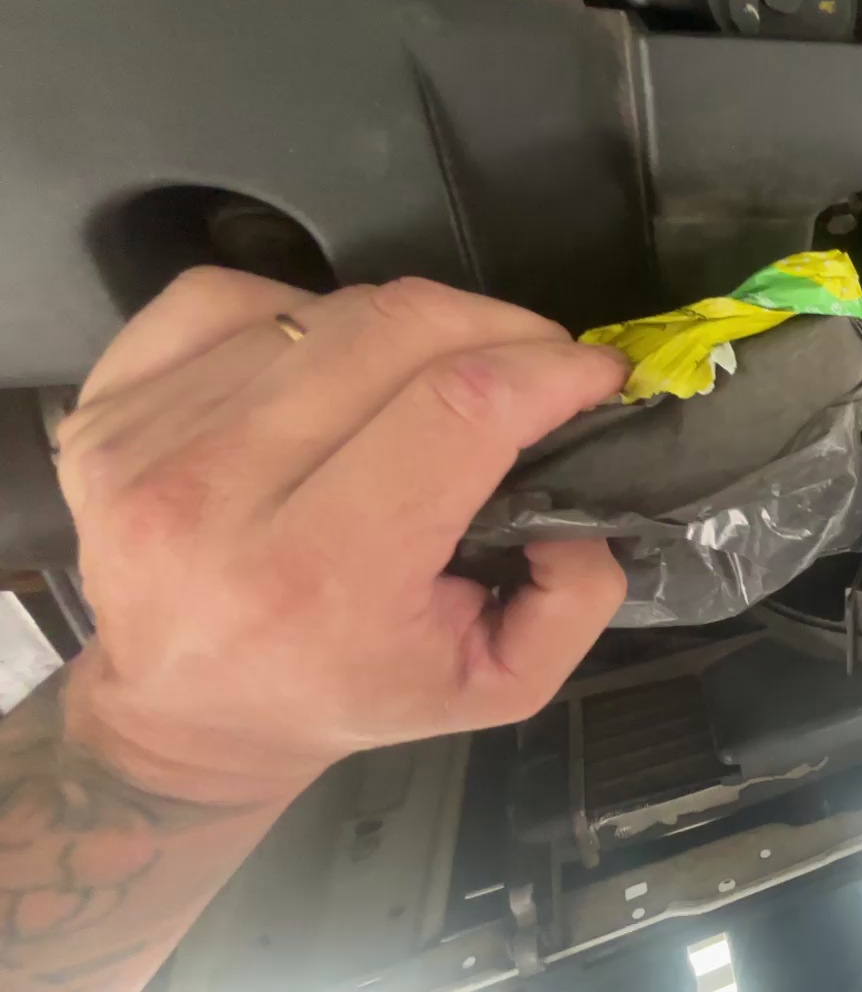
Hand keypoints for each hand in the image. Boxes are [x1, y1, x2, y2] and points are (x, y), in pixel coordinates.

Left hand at [55, 268, 630, 805]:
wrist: (192, 712)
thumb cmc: (362, 693)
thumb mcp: (510, 684)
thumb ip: (579, 599)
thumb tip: (585, 501)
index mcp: (325, 570)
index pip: (461, 407)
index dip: (552, 369)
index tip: (602, 375)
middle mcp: (217, 491)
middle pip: (404, 330)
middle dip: (513, 330)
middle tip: (553, 365)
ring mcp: (150, 436)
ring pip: (341, 307)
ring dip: (441, 322)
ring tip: (474, 368)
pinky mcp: (111, 402)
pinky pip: (245, 298)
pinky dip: (331, 313)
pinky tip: (360, 363)